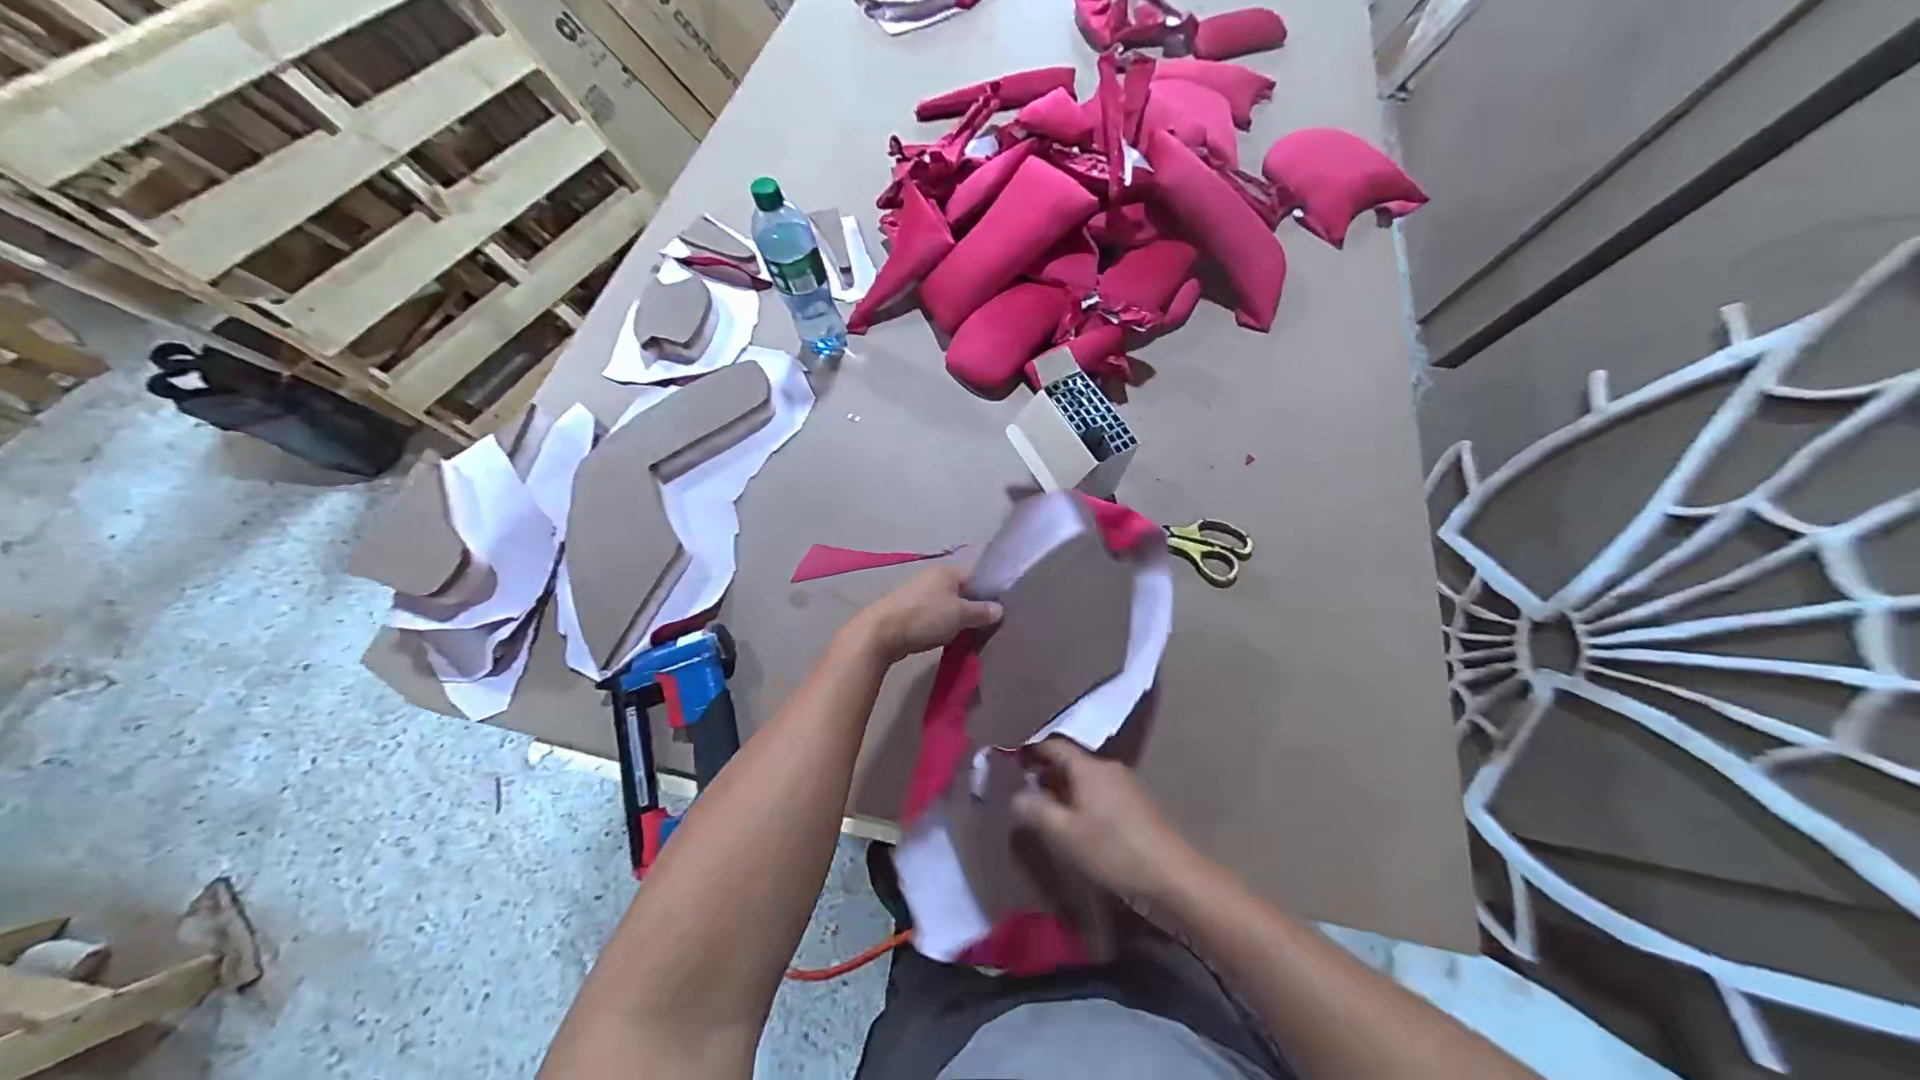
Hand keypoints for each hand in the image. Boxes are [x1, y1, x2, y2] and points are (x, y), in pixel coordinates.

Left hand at [851, 565, 1001, 661]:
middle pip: (963, 591)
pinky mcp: (909, 612)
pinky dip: (944, 626)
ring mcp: (919, 595)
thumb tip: (999, 609)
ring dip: (959, 620)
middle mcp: (933, 578)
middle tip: (989, 626)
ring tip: (972, 635)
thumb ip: (981, 611)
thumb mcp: (960, 614)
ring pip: (949, 606)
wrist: (881, 633)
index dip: (991, 590)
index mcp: (947, 571)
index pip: (977, 575)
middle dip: (975, 608)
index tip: (1003, 609)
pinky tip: (950, 639)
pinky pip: (935, 617)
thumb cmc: (925, 617)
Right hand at [1013, 737, 1193, 900]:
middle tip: (1025, 793)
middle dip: (1046, 774)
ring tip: (1047, 812)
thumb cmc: (1112, 849)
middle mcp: (1106, 767)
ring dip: (1064, 789)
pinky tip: (1076, 823)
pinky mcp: (1134, 803)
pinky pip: (1099, 791)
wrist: (1170, 873)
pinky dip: (1082, 800)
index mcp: (1088, 766)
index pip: (1054, 746)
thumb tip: (1016, 796)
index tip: (1012, 765)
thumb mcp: (1064, 833)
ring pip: (1084, 778)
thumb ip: (1036, 811)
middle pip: (1070, 761)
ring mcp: (1123, 784)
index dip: (1031, 752)